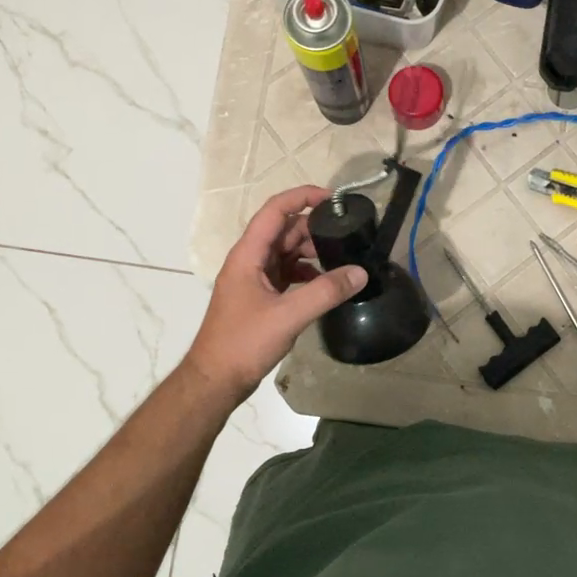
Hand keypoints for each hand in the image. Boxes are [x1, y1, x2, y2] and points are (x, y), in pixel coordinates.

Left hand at [182, 186, 366, 398]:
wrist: (215, 379)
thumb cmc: (244, 342)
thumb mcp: (288, 316)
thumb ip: (325, 292)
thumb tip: (360, 273)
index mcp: (248, 254)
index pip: (275, 210)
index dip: (303, 197)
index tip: (334, 200)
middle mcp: (250, 260)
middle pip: (284, 230)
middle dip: (315, 229)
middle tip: (348, 236)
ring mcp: (254, 278)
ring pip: (287, 252)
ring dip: (312, 251)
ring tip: (342, 260)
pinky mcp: (261, 296)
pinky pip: (287, 272)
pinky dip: (307, 272)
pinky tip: (326, 284)